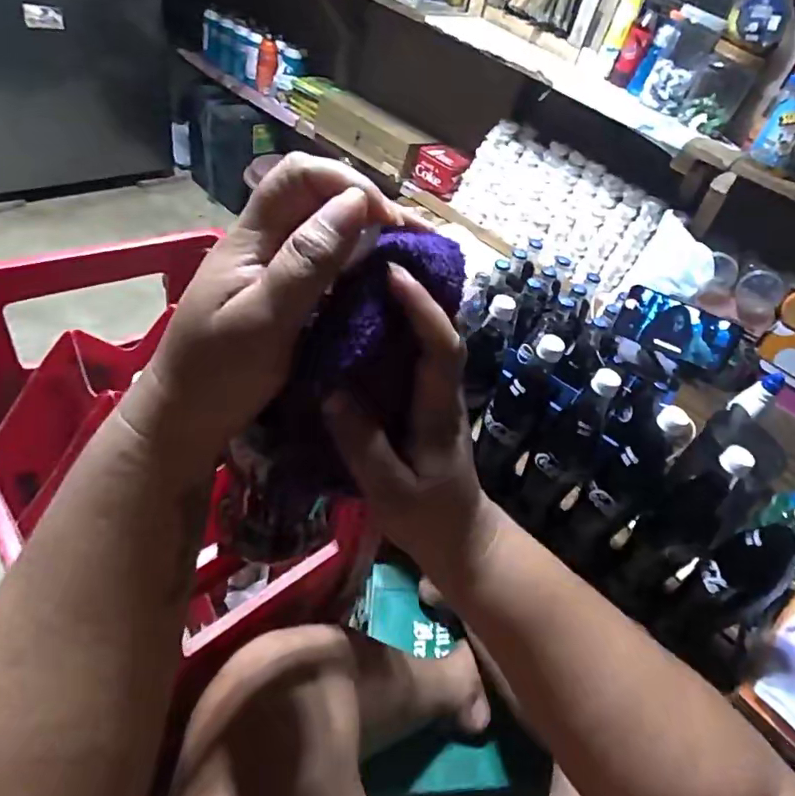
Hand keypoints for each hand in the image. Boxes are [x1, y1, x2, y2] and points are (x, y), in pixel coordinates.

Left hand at [121, 153, 402, 472]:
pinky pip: (325, 266)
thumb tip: (356, 202)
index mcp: (250, 239)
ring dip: (368, 235)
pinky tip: (382, 282)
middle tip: (416, 238)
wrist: (183, 420)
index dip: (349, 184)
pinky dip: (358, 266)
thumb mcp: (264, 318)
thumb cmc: (217, 375)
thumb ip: (307, 261)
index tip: (389, 223)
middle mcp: (263, 244)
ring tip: (411, 255)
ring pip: (324, 231)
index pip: (300, 175)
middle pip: (316, 197)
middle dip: (368, 206)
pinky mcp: (283, 297)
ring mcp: (272, 271)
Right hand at [324, 265, 507, 580]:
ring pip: (428, 340)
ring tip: (366, 278)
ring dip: (406, 306)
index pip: (442, 346)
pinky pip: (413, 357)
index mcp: (439, 409)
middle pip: (440, 330)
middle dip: (417, 290)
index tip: (393, 275)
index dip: (423, 308)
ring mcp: (438, 396)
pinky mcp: (426, 403)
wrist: (461, 537)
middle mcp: (444, 392)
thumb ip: (363, 445)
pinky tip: (365, 323)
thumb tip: (333, 393)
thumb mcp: (390, 490)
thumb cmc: (428, 517)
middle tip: (374, 258)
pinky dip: (396, 332)